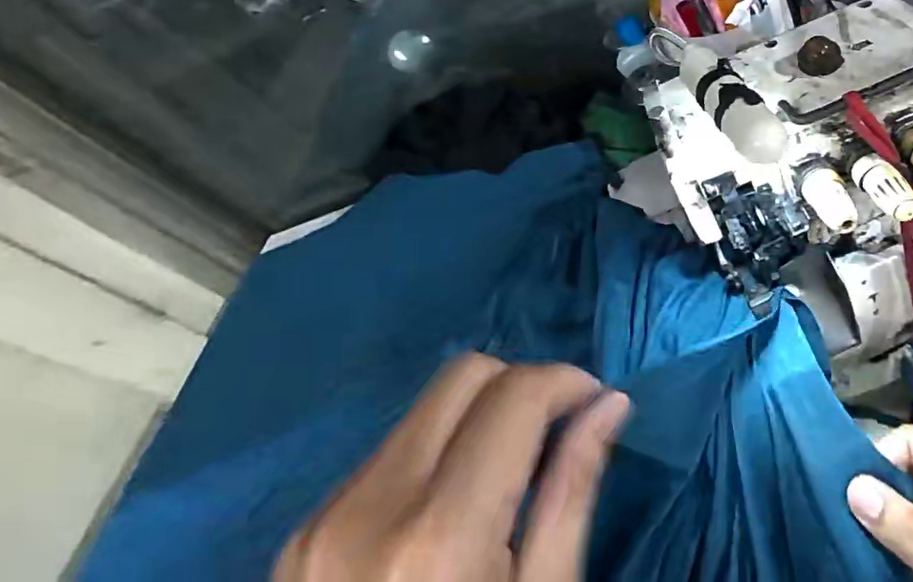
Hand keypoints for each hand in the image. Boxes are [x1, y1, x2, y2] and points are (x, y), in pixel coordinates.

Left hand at [274, 353, 629, 581]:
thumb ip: (572, 491)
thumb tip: (610, 402)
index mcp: (439, 537)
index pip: (514, 395)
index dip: (565, 382)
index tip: (594, 402)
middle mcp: (372, 506)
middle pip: (463, 375)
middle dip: (521, 386)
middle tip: (554, 430)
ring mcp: (326, 518)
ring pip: (425, 406)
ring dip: (479, 416)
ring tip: (506, 474)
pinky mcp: (302, 533)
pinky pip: (392, 450)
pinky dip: (438, 452)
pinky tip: (452, 511)